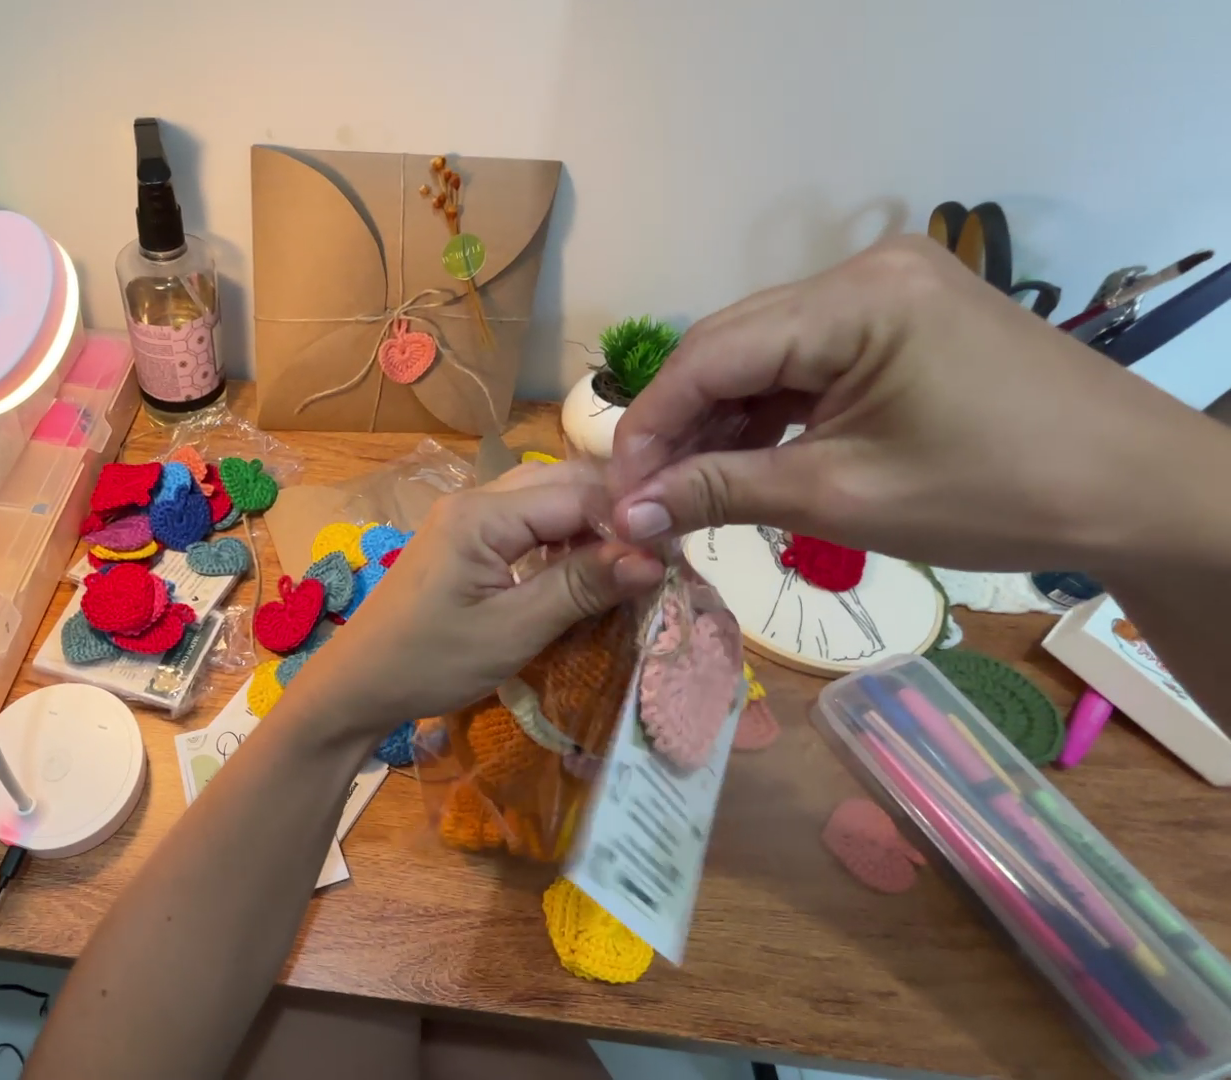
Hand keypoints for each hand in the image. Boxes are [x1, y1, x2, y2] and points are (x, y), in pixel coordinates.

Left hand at [281, 461, 663, 744]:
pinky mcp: (462, 541)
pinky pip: (524, 524)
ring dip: (589, 528)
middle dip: (615, 516)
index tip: (676, 558)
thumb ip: (579, 587)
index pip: (578, 492)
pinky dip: (559, 542)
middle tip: (659, 560)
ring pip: (545, 502)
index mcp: (481, 513)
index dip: (631, 520)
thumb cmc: (429, 662)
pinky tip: (582, 572)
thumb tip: (653, 556)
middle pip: (562, 485)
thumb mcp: (511, 631)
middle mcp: (472, 500)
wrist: (359, 683)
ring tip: (630, 568)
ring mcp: (464, 518)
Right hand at [607, 235, 1210, 573]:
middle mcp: (861, 273)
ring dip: (711, 422)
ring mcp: (880, 291)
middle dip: (675, 426)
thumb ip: (715, 492)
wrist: (1144, 497)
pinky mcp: (890, 319)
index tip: (617, 492)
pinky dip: (757, 413)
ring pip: (752, 356)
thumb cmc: (995, 495)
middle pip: (724, 350)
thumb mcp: (837, 497)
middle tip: (644, 495)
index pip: (708, 357)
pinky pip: (793, 362)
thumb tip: (624, 514)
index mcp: (856, 301)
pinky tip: (736, 458)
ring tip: (684, 486)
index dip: (648, 427)